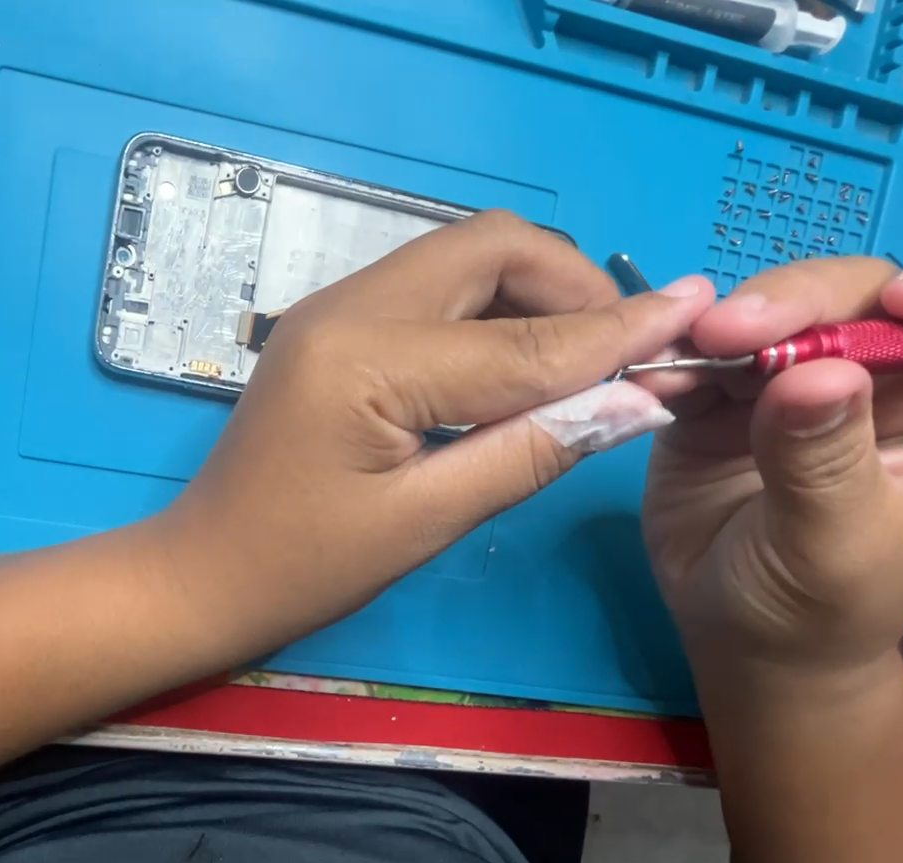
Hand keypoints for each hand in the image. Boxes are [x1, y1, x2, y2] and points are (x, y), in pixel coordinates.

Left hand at [155, 210, 715, 646]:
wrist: (204, 573)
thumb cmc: (303, 567)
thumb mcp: (425, 519)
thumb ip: (531, 450)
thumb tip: (637, 399)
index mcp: (366, 357)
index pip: (521, 338)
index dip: (614, 334)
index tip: (698, 319)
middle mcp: (346, 306)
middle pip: (489, 248)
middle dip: (569, 287)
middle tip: (619, 351)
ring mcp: (329, 310)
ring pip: (458, 260)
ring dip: (529, 294)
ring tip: (577, 360)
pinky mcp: (327, 329)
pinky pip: (426, 292)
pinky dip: (483, 314)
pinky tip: (511, 365)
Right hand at [638, 219, 902, 673]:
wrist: (734, 634)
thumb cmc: (821, 604)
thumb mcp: (837, 546)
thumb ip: (827, 462)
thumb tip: (813, 373)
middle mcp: (896, 372)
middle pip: (874, 291)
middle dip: (810, 298)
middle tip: (735, 333)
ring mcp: (801, 377)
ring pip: (784, 307)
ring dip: (735, 318)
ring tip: (690, 351)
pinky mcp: (724, 394)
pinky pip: (704, 351)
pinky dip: (678, 353)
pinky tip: (656, 375)